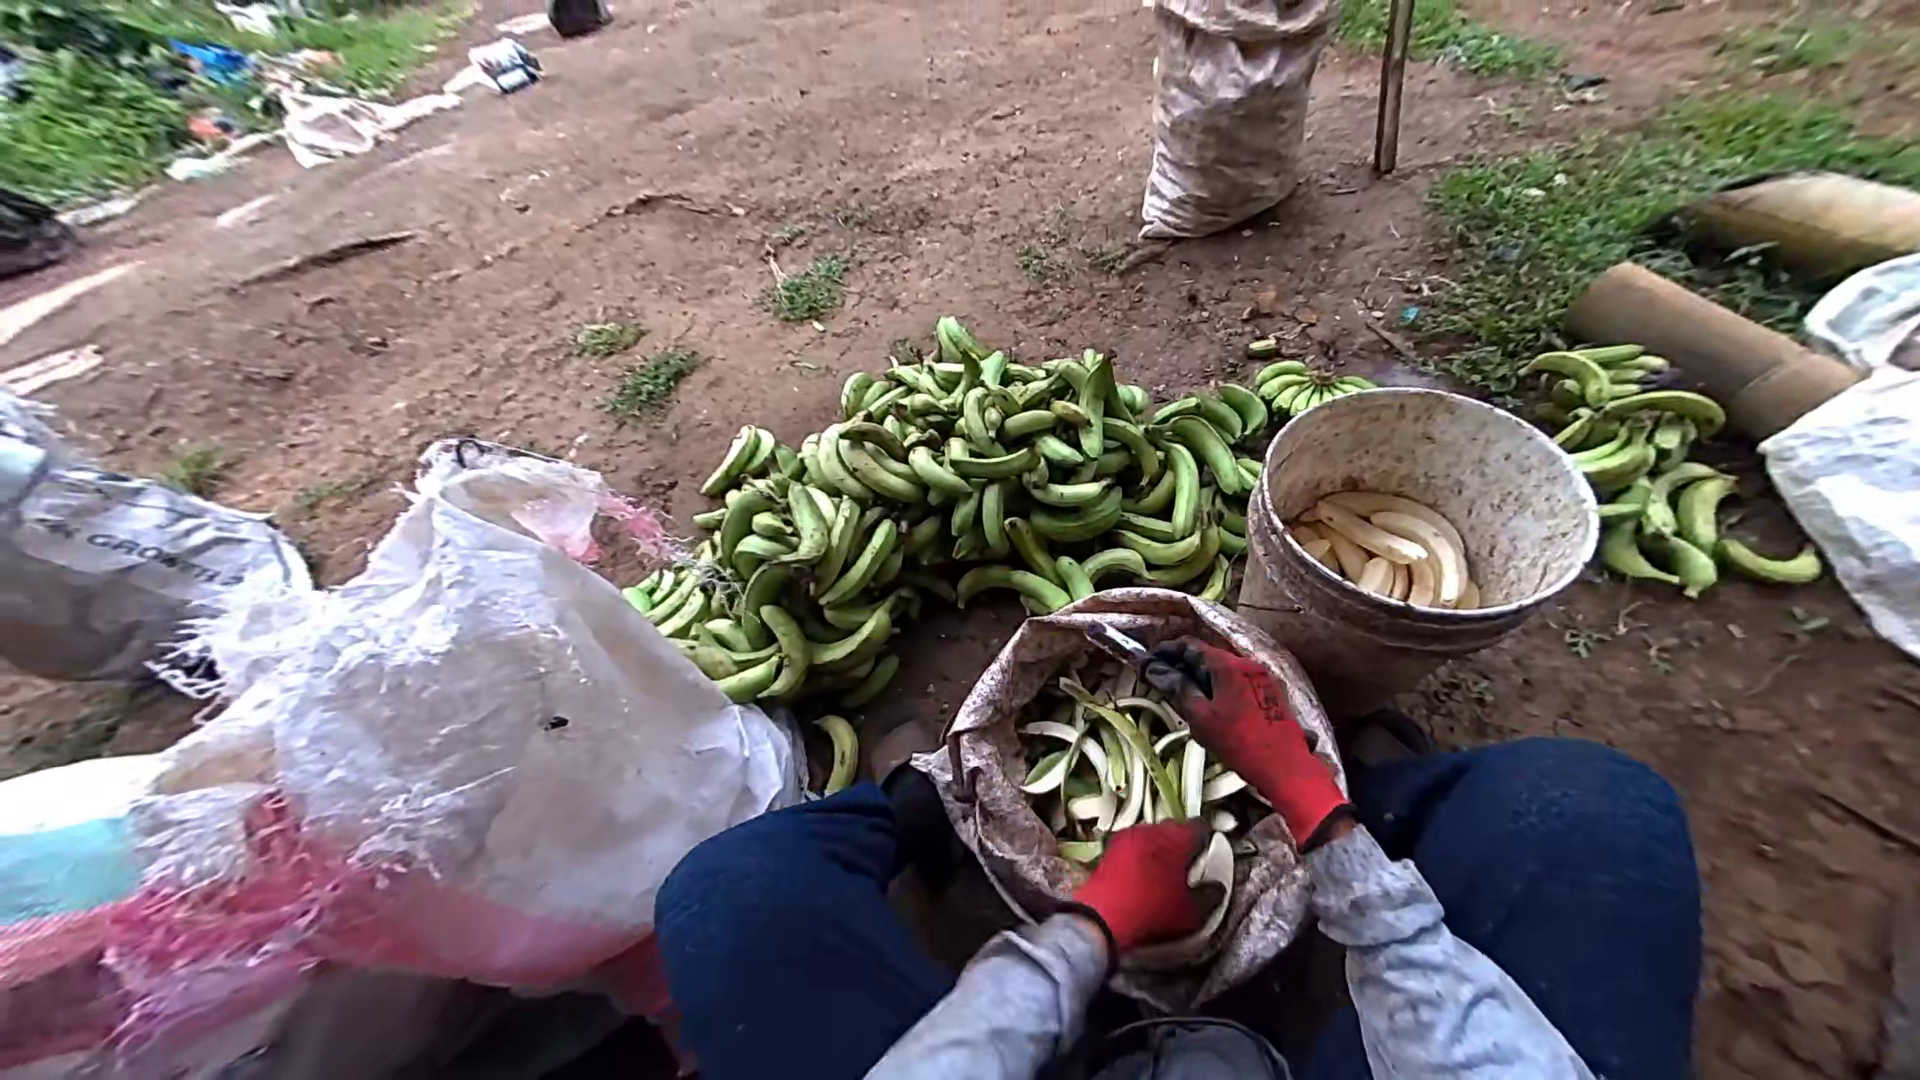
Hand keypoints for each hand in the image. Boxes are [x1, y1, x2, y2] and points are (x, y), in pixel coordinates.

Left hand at [1071, 821, 1210, 950]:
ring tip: (1166, 867)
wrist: (1105, 915)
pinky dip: (1142, 851)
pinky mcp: (1112, 845)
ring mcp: (1129, 834)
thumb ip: (1209, 894)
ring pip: (1153, 832)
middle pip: (1174, 827)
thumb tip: (1215, 889)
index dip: (1208, 836)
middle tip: (1190, 860)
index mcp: (1176, 839)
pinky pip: (1135, 841)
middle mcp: (1152, 829)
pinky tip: (1143, 871)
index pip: (1199, 827)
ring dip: (1161, 844)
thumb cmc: (1152, 911)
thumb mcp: (1192, 911)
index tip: (1210, 845)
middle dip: (1183, 841)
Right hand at [1144, 637, 1348, 846]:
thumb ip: (1176, 687)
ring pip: (1218, 669)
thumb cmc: (1240, 742)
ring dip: (1196, 676)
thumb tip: (1152, 669)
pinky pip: (1232, 680)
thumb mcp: (1200, 716)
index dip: (1164, 651)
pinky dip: (1213, 685)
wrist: (1286, 769)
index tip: (1146, 661)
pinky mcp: (1265, 692)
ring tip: (1177, 693)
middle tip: (1157, 679)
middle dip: (1178, 664)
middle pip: (1204, 655)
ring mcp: (1258, 677)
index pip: (1189, 646)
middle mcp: (1245, 664)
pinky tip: (1203, 703)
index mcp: (1228, 665)